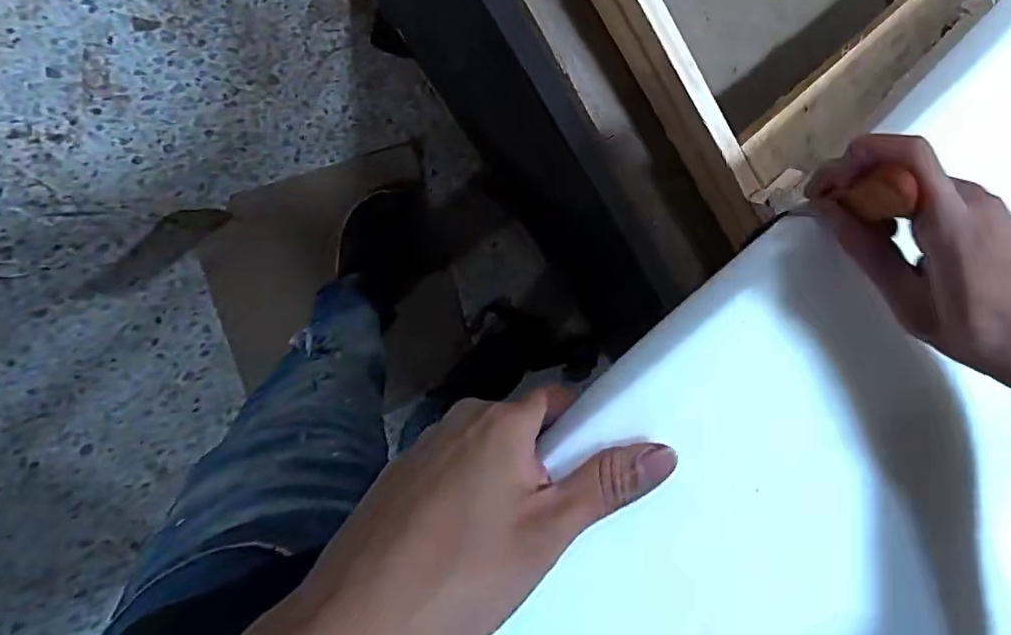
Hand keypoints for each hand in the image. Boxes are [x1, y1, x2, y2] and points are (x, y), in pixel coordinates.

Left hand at [252, 387, 676, 634]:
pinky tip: (451, 547)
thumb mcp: (547, 533)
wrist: (347, 630)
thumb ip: (605, 485)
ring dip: (497, 479)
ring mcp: (419, 450)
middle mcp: (459, 420)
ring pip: (479, 452)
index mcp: (501, 421)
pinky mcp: (391, 482)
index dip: (578, 427)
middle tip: (543, 516)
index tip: (585, 467)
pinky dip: (458, 497)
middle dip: (538, 461)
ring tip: (496, 539)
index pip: (556, 399)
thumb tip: (662, 451)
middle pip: (518, 426)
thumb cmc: (460, 575)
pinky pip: (444, 474)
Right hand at [808, 134, 1010, 415]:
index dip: (861, 154)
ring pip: (925, 185)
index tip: (829, 186)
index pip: (907, 152)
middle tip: (838, 216)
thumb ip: (871, 256)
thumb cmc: (993, 338)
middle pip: (907, 167)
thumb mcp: (917, 308)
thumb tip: (833, 214)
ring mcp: (990, 207)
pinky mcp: (1000, 220)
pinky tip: (914, 250)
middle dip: (863, 181)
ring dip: (889, 198)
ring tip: (874, 240)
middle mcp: (972, 198)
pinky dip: (915, 209)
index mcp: (951, 217)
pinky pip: (945, 199)